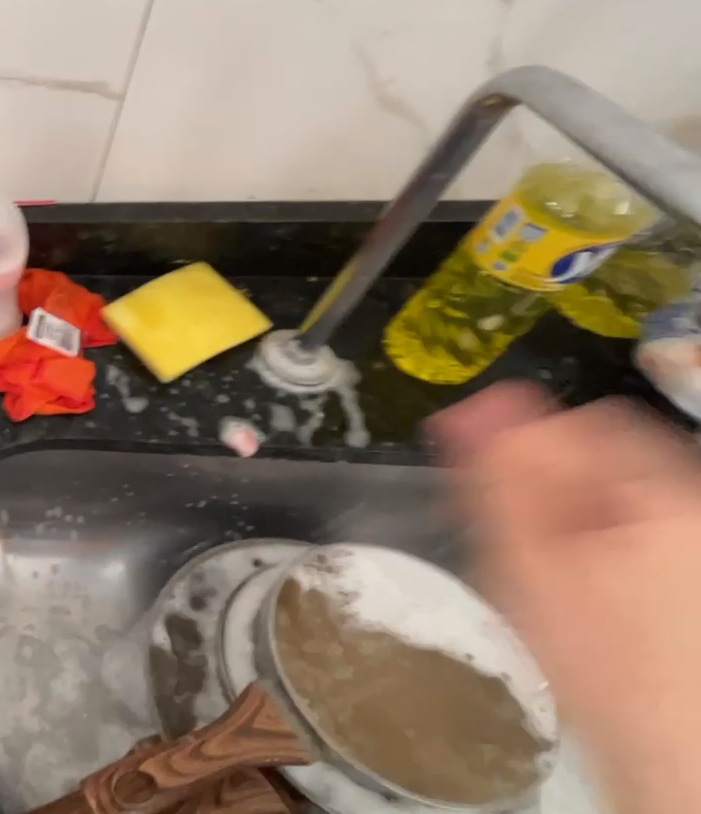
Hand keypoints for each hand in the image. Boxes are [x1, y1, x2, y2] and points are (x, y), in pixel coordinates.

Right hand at [430, 382, 700, 813]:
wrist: (671, 751)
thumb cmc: (597, 658)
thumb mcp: (526, 556)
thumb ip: (502, 474)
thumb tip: (479, 407)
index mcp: (665, 498)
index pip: (585, 422)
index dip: (521, 440)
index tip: (480, 470)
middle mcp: (695, 511)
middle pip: (607, 458)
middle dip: (547, 482)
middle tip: (509, 528)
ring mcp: (697, 544)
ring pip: (621, 495)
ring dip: (571, 511)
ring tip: (543, 564)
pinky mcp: (691, 571)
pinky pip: (644, 529)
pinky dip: (603, 540)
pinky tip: (582, 585)